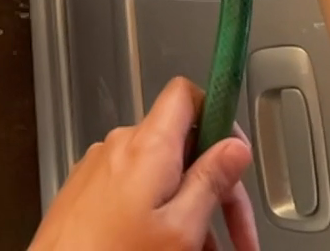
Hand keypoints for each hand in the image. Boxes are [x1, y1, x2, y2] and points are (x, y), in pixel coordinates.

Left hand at [29, 78, 258, 250]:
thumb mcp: (180, 230)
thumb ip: (210, 182)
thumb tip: (236, 145)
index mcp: (148, 144)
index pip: (185, 95)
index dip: (217, 116)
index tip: (238, 160)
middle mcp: (122, 143)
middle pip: (181, 144)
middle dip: (215, 189)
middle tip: (240, 241)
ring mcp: (101, 163)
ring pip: (161, 174)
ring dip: (190, 211)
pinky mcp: (89, 186)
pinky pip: (135, 188)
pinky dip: (160, 214)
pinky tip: (167, 249)